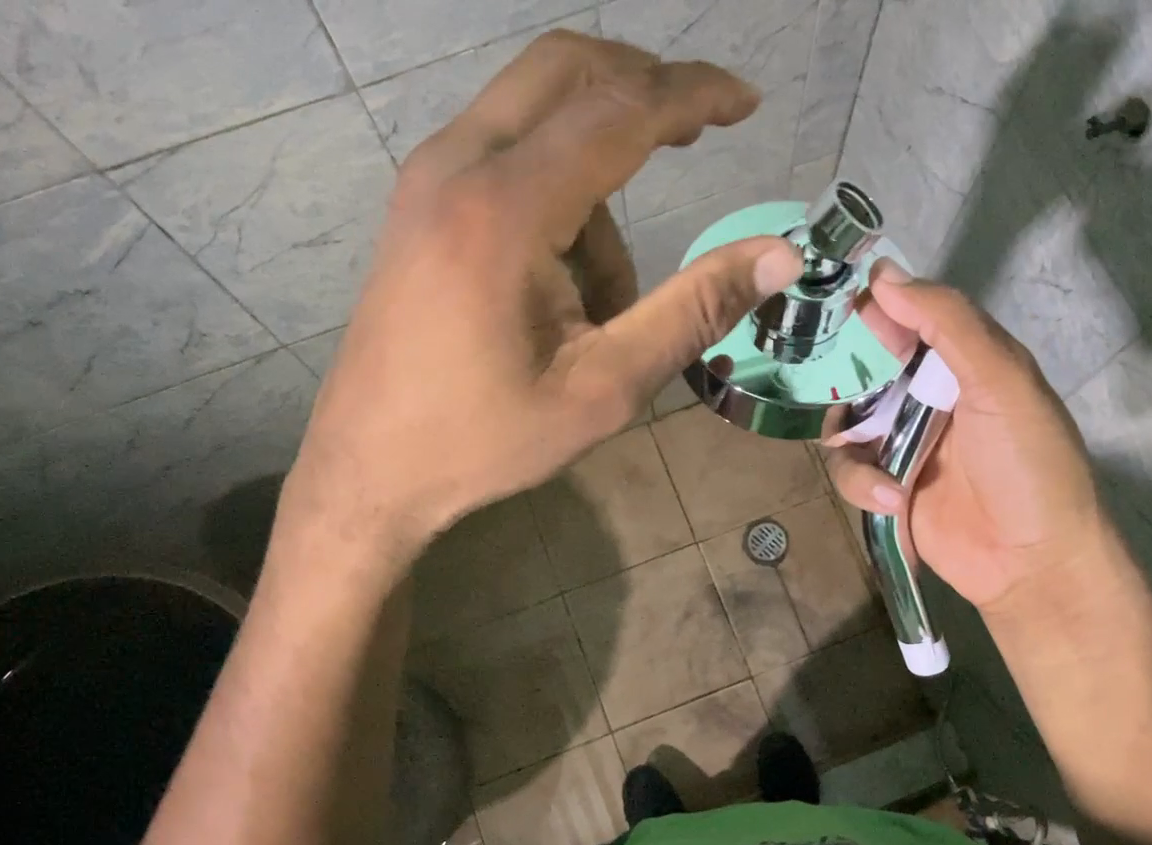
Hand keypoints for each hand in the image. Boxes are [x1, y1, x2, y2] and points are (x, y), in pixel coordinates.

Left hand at [284, 31, 803, 565]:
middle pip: (566, 70)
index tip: (747, 104)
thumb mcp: (604, 389)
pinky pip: (506, 155)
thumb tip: (781, 255)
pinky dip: (556, 193)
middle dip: (643, 88)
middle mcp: (458, 165)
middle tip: (700, 137)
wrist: (370, 467)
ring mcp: (429, 178)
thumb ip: (693, 312)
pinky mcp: (419, 202)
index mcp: (505, 209)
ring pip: (538, 120)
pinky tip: (559, 289)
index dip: (692, 95)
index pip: (619, 110)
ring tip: (603, 308)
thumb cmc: (486, 440)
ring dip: (597, 181)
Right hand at [826, 263, 1110, 614]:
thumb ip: (948, 324)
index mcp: (965, 360)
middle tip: (847, 390)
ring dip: (853, 443)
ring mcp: (904, 442)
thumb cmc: (1029, 465)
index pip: (910, 315)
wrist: (1033, 562)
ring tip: (881, 469)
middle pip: (865, 367)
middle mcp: (929, 395)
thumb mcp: (1002, 382)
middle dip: (848, 378)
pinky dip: (861, 484)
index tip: (837, 306)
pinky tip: (892, 501)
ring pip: (846, 421)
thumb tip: (884, 274)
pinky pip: (849, 469)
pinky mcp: (885, 486)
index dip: (874, 307)